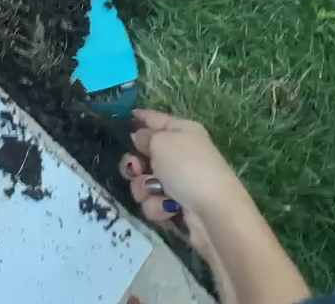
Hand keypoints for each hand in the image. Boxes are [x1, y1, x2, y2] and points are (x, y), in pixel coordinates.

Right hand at [118, 109, 247, 242]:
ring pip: (144, 181)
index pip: (153, 118)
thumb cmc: (188, 168)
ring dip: (144, 188)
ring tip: (154, 192)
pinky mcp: (178, 207)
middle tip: (135, 169)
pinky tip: (168, 208)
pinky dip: (157, 206)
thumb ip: (143, 136)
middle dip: (134, 163)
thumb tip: (138, 137)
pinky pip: (154, 202)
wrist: (215, 216)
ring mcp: (179, 182)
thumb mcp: (160, 142)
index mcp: (181, 131)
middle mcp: (180, 154)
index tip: (118, 121)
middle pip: (144, 154)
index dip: (137, 118)